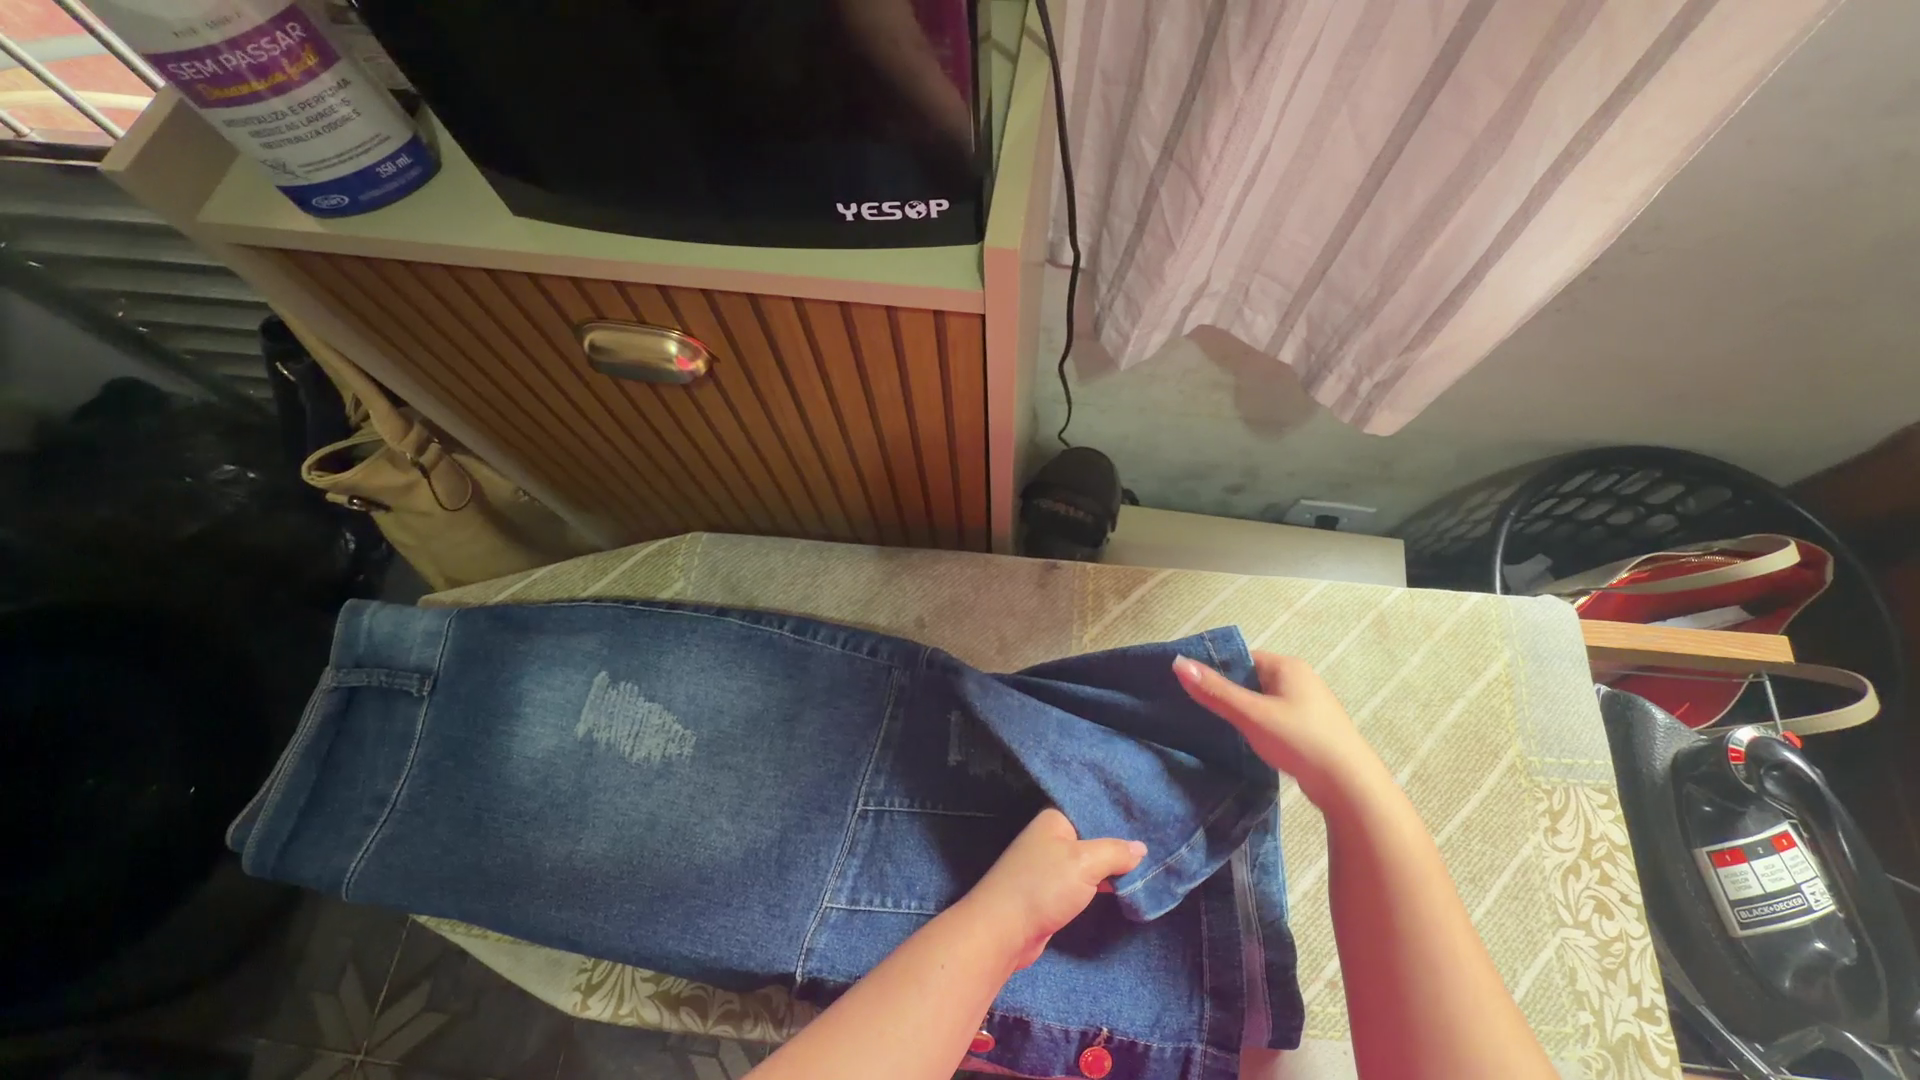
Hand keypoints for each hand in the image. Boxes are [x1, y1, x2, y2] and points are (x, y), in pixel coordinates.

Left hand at [958, 808, 1145, 970]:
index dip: (1121, 818)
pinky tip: (1124, 887)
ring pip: (1090, 861)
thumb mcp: (1085, 862)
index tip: (1152, 823)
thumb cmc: (1043, 886)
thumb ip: (1116, 852)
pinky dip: (1101, 884)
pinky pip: (1084, 881)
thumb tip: (1141, 848)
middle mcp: (1052, 837)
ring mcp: (1051, 865)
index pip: (1094, 810)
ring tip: (1148, 868)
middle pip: (1094, 836)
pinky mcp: (1053, 891)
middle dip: (1121, 845)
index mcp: (1055, 819)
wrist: (1004, 931)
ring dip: (1113, 867)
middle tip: (1156, 849)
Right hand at [1173, 652, 1385, 808]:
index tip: (1194, 688)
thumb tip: (1178, 663)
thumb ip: (1215, 691)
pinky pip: (1276, 719)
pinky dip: (1260, 727)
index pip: (1243, 658)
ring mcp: (1309, 705)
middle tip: (1201, 710)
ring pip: (1264, 701)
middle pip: (1252, 679)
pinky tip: (1249, 743)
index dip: (1217, 671)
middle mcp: (1301, 679)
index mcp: (1288, 666)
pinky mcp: (1312, 729)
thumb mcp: (1251, 714)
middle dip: (1229, 693)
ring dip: (1245, 713)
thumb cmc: (1299, 740)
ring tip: (1220, 728)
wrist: (1349, 784)